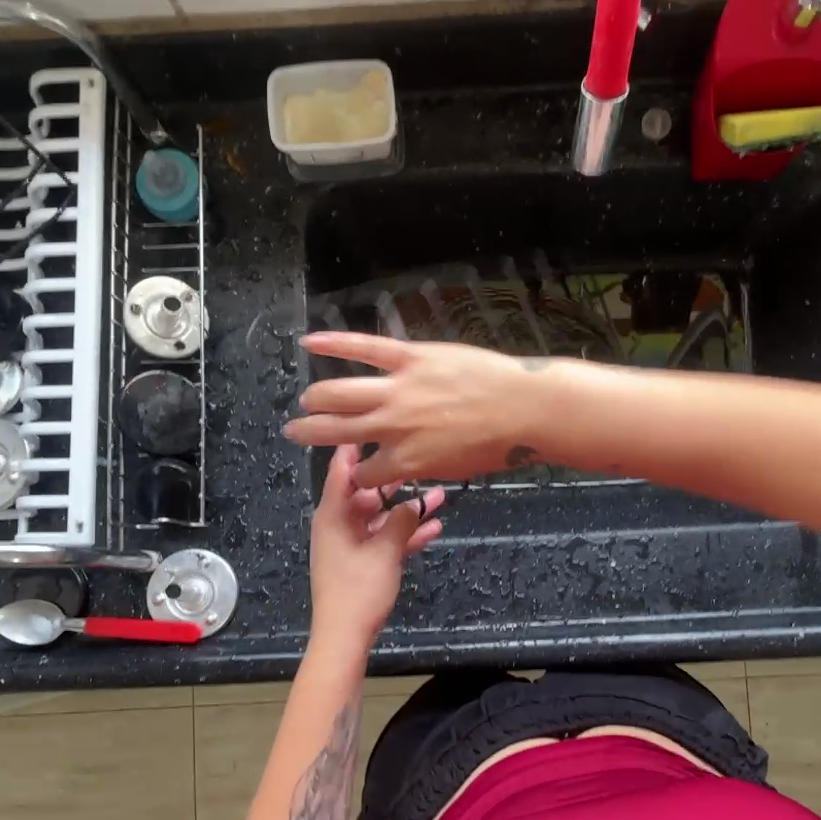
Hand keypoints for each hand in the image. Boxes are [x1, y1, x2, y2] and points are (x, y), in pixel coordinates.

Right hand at [284, 332, 555, 488]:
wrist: (524, 409)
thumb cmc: (498, 445)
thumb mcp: (455, 470)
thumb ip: (424, 468)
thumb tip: (408, 466)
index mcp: (406, 462)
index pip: (367, 475)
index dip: (359, 477)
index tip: (356, 471)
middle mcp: (392, 428)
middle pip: (338, 432)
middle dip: (313, 435)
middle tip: (295, 433)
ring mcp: (398, 390)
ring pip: (341, 393)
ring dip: (317, 398)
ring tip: (305, 401)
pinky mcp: (410, 357)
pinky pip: (365, 348)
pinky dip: (335, 343)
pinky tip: (309, 341)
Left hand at [309, 444, 444, 645]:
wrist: (345, 635)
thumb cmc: (359, 589)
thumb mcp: (384, 551)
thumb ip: (401, 521)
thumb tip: (416, 501)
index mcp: (333, 515)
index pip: (343, 471)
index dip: (359, 447)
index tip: (376, 424)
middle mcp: (340, 524)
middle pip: (368, 493)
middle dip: (397, 481)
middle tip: (423, 460)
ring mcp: (351, 544)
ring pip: (382, 517)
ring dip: (408, 510)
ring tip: (440, 496)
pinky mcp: (362, 562)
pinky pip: (385, 539)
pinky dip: (405, 534)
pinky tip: (434, 528)